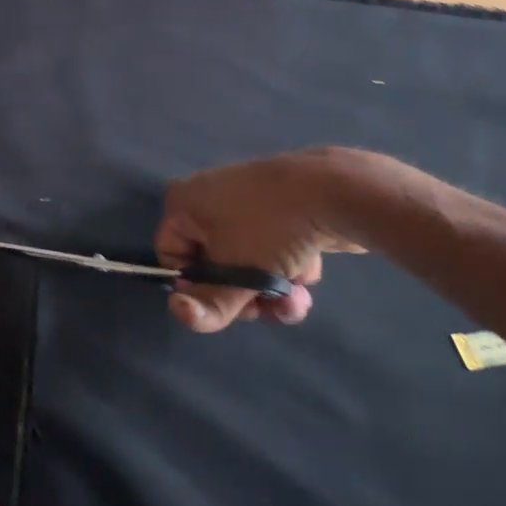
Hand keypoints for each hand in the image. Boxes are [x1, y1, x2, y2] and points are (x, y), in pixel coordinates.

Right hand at [156, 148, 371, 332]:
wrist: (334, 191)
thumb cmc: (269, 229)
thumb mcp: (238, 275)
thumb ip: (210, 304)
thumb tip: (179, 313)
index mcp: (183, 204)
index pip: (172, 256)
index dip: (197, 287)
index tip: (227, 303)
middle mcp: (206, 198)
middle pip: (214, 264)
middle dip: (245, 294)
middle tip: (269, 307)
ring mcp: (245, 201)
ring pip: (247, 261)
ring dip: (271, 288)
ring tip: (299, 297)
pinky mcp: (279, 208)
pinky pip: (270, 247)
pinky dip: (286, 265)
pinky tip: (309, 269)